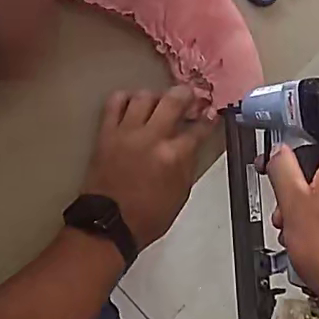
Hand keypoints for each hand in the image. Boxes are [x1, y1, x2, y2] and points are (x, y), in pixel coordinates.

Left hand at [82, 86, 216, 245]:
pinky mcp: (106, 133)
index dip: (209, 119)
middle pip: (174, 100)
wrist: (108, 224)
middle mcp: (152, 138)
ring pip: (144, 96)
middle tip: (190, 97)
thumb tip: (192, 143)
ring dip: (157, 97)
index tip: (212, 113)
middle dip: (187, 94)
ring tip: (160, 104)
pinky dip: (126, 98)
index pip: (198, 129)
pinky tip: (133, 104)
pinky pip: (115, 103)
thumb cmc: (149, 215)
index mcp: (174, 156)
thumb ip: (188, 163)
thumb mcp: (181, 193)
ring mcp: (127, 132)